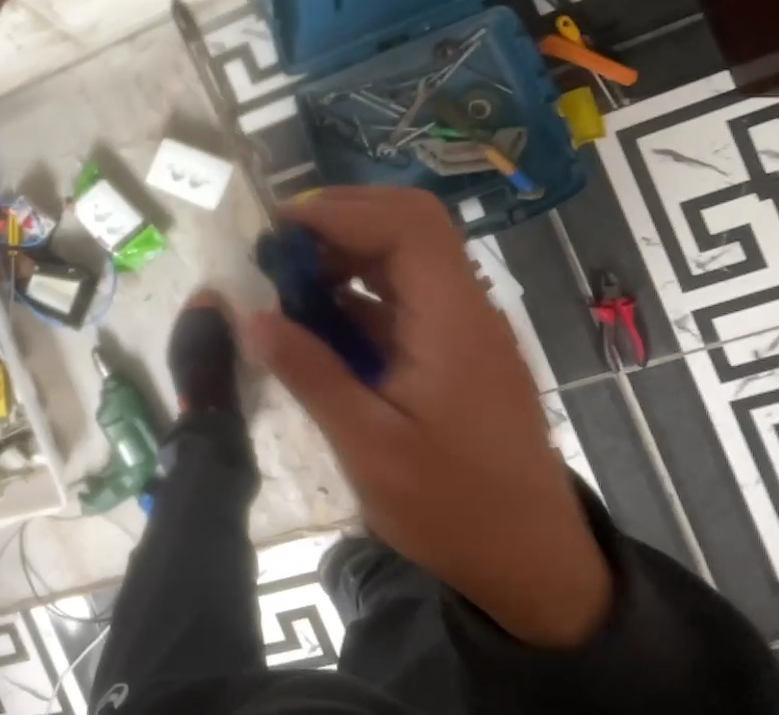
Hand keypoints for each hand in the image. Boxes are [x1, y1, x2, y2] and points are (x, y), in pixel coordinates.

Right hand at [247, 188, 612, 647]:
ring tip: (284, 281)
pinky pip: (398, 296)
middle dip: (339, 220)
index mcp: (453, 323)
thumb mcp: (368, 446)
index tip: (275, 232)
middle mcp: (463, 311)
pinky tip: (313, 320)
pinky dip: (352, 291)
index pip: (406, 227)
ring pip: (402, 256)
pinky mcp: (449, 352)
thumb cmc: (452, 508)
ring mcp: (458, 330)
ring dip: (342, 253)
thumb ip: (310, 374)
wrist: (528, 565)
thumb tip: (250, 317)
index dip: (339, 213)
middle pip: (409, 225)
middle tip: (276, 246)